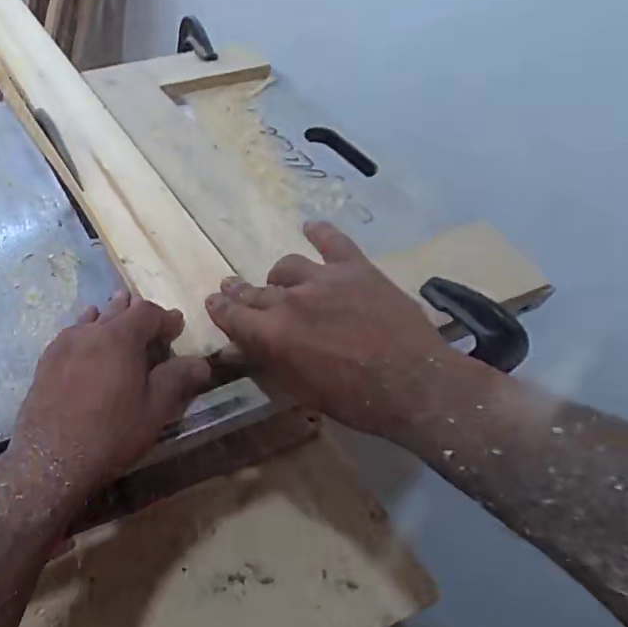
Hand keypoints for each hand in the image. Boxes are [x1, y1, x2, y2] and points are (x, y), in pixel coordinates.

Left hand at [8, 290, 212, 498]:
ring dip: (109, 318)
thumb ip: (177, 379)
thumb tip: (201, 363)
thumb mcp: (155, 409)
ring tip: (117, 317)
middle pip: (117, 311)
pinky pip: (72, 335)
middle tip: (150, 322)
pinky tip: (86, 341)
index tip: (177, 326)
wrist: (51, 459)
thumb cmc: (110, 434)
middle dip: (136, 314)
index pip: (147, 312)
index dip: (165, 318)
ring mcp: (63, 345)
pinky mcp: (46, 361)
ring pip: (91, 320)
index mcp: (119, 337)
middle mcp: (89, 332)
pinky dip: (86, 331)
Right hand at [204, 221, 494, 438]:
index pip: (234, 315)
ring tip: (280, 280)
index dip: (220, 309)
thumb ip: (272, 361)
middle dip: (239, 291)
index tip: (213, 301)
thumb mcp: (301, 390)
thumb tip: (252, 345)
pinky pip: (333, 242)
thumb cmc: (355, 399)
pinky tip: (311, 227)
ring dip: (278, 276)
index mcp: (273, 334)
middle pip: (255, 291)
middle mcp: (291, 300)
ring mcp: (324, 279)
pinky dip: (320, 233)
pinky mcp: (356, 269)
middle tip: (231, 287)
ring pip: (287, 266)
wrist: (415, 383)